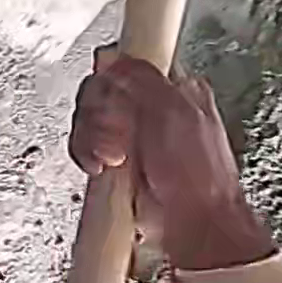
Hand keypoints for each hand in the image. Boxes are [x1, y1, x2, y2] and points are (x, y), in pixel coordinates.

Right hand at [69, 56, 273, 268]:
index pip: (122, 63)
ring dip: (93, 139)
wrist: (193, 226)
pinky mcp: (111, 156)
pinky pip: (81, 142)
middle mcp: (147, 108)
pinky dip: (85, 153)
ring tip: (115, 158)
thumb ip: (142, 78)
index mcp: (169, 88)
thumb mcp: (176, 113)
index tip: (115, 101)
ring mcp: (128, 133)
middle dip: (100, 116)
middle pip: (97, 90)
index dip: (111, 81)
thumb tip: (111, 56)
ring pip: (86, 116)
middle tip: (119, 135)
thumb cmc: (200, 176)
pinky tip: (103, 168)